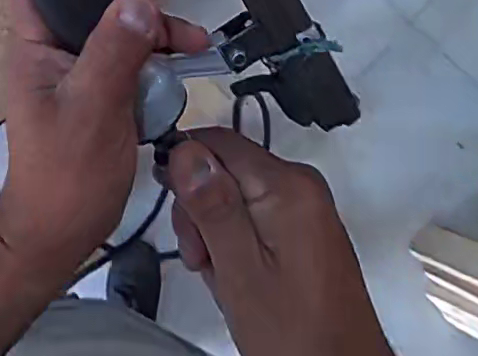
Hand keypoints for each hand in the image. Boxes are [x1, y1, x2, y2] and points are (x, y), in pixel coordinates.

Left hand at [0, 0, 209, 280]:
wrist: (62, 238)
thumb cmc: (65, 176)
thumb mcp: (92, 109)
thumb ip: (114, 52)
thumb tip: (139, 1)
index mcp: (37, 47)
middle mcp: (56, 50)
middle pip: (94, 2)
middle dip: (135, 6)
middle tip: (168, 26)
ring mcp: (80, 69)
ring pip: (119, 27)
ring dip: (156, 31)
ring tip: (192, 43)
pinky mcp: (102, 88)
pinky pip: (132, 55)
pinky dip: (158, 55)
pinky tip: (183, 62)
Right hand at [166, 128, 392, 355]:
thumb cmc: (299, 337)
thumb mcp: (241, 274)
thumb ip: (212, 207)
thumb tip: (186, 151)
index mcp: (287, 185)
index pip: (219, 142)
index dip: (185, 166)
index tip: (172, 202)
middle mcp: (300, 182)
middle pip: (227, 167)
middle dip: (203, 210)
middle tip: (203, 259)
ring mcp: (305, 203)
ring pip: (236, 192)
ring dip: (218, 231)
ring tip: (225, 278)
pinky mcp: (304, 224)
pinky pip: (255, 213)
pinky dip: (238, 241)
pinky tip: (240, 276)